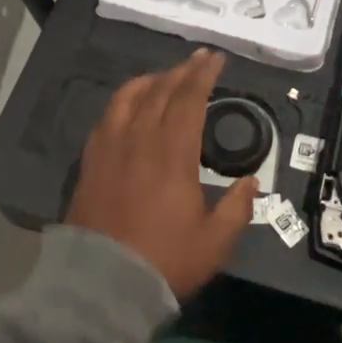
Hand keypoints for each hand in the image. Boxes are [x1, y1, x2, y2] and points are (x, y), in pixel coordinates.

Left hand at [66, 49, 257, 298]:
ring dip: (151, 80)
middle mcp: (140, 139)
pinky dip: (124, 100)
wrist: (101, 284)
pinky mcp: (90, 161)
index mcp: (173, 153)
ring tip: (165, 76)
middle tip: (198, 59)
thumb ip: (237, 208)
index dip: (203, 75)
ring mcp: (110, 147)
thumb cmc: (164, 260)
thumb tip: (251, 182)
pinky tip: (130, 105)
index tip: (215, 58)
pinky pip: (107, 116)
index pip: (189, 99)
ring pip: (129, 97)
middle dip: (182, 70)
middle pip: (161, 91)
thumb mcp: (214, 242)